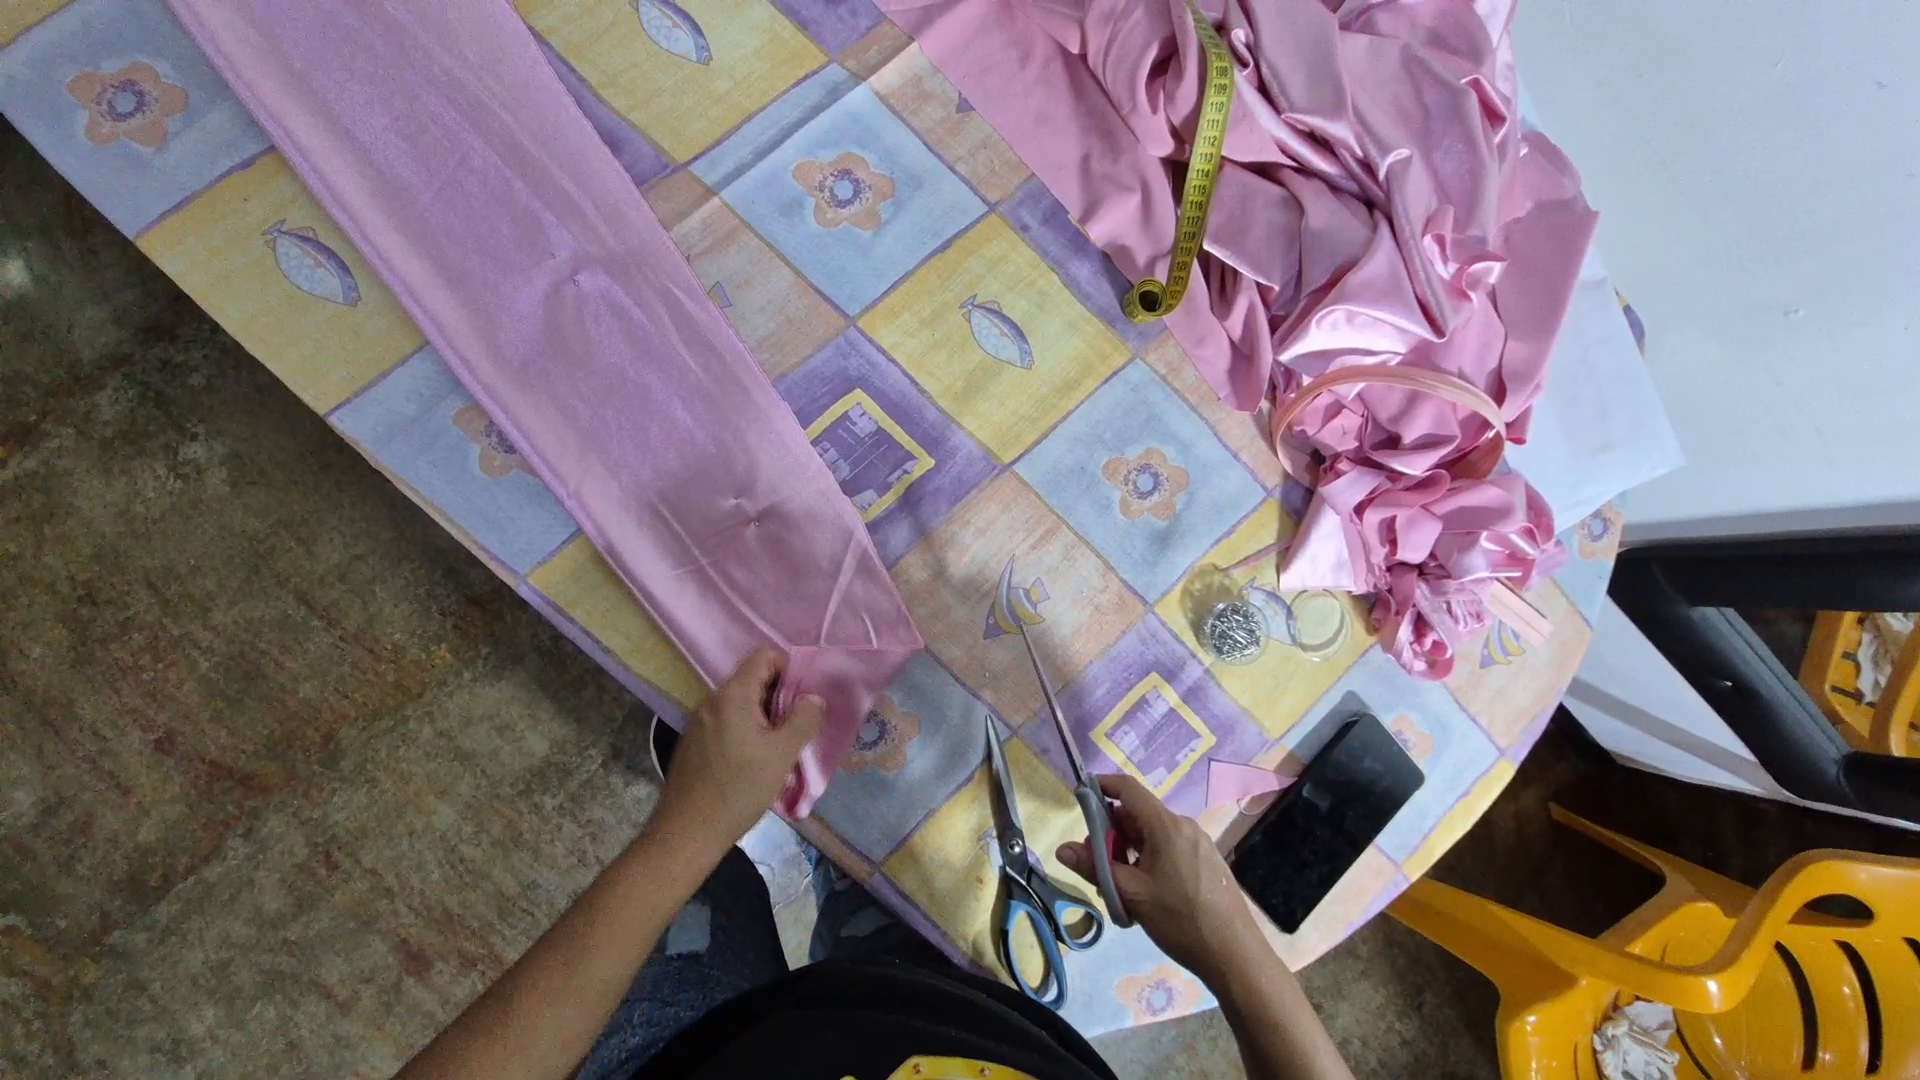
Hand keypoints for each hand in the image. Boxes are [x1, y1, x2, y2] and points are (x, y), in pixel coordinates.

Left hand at [650, 648, 823, 856]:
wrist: (687, 833)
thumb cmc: (739, 789)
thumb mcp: (782, 754)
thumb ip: (803, 719)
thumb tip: (813, 699)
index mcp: (733, 695)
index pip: (765, 656)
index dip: (790, 670)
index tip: (804, 700)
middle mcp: (712, 700)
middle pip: (753, 679)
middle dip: (780, 697)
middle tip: (797, 728)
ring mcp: (699, 722)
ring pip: (741, 704)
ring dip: (765, 717)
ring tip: (779, 748)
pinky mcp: (694, 743)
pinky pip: (727, 722)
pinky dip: (747, 731)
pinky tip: (753, 763)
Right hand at [1056, 774, 1261, 985]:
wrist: (1235, 956)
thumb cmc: (1180, 920)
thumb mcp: (1131, 894)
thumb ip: (1094, 867)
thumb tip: (1062, 849)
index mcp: (1166, 826)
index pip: (1128, 789)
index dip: (1102, 786)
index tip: (1079, 796)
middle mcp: (1184, 826)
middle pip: (1139, 815)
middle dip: (1112, 833)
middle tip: (1095, 863)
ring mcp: (1198, 844)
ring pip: (1152, 836)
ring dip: (1129, 852)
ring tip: (1119, 887)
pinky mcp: (1207, 863)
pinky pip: (1169, 849)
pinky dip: (1148, 860)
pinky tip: (1145, 893)